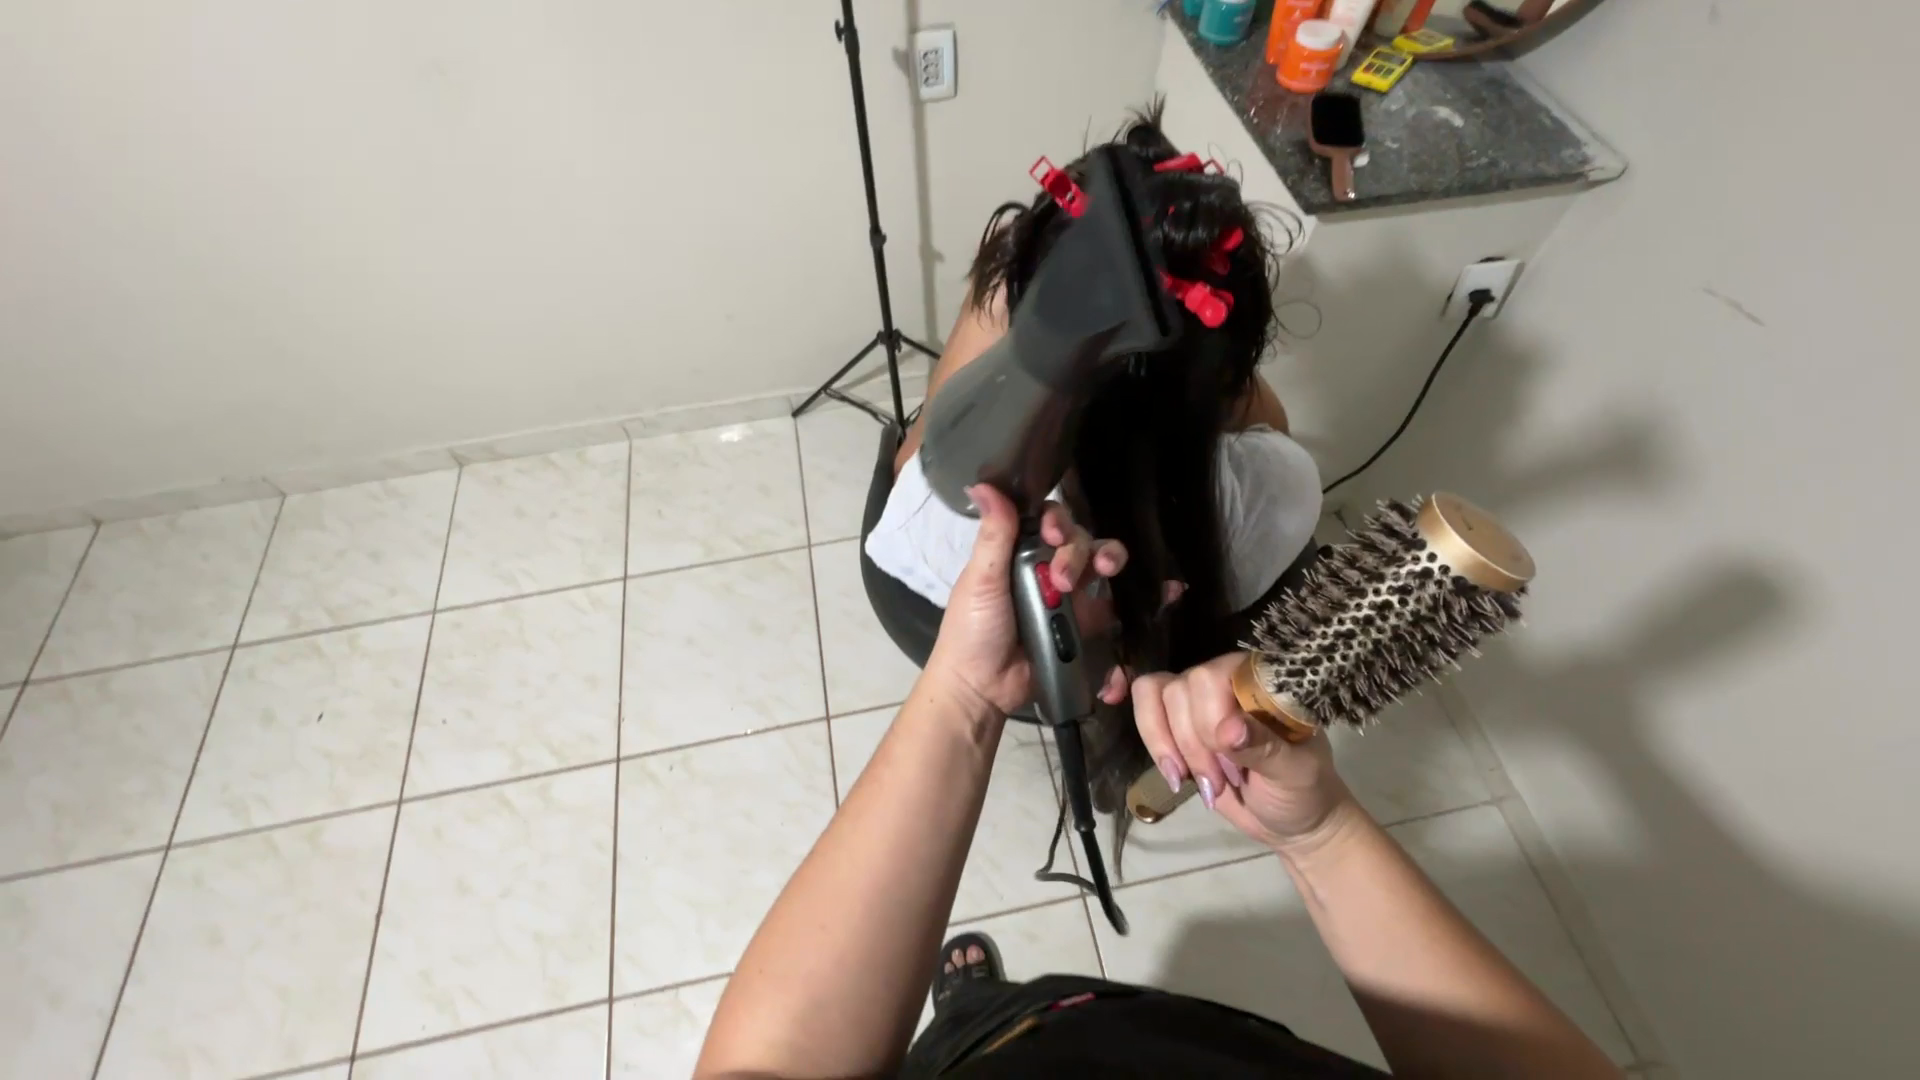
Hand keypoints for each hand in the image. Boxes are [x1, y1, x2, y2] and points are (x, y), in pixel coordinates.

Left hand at [924, 484, 1128, 716]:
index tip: (1053, 533)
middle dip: (1081, 549)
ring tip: (1106, 571)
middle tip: (1064, 579)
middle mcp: (1047, 570)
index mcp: (1020, 553)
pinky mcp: (1083, 630)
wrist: (980, 689)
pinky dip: (1134, 605)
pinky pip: (1113, 614)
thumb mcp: (980, 580)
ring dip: (1109, 561)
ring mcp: (1067, 600)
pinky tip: (1158, 595)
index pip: (1049, 521)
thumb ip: (993, 535)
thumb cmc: (972, 629)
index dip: (1058, 521)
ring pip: (1101, 568)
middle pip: (1080, 541)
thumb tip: (983, 482)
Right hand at [1132, 654, 1360, 855]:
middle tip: (1225, 781)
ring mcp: (1198, 699)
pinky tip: (1177, 777)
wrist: (1291, 820)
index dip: (1207, 717)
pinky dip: (1154, 744)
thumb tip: (1227, 730)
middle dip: (1194, 745)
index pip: (1212, 676)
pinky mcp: (1177, 721)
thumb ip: (1264, 747)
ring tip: (1208, 785)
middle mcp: (1224, 679)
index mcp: (1259, 679)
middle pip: (1179, 690)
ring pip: (1155, 699)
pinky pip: (1145, 714)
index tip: (1229, 759)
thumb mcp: (1295, 773)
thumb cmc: (1304, 791)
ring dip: (1173, 750)